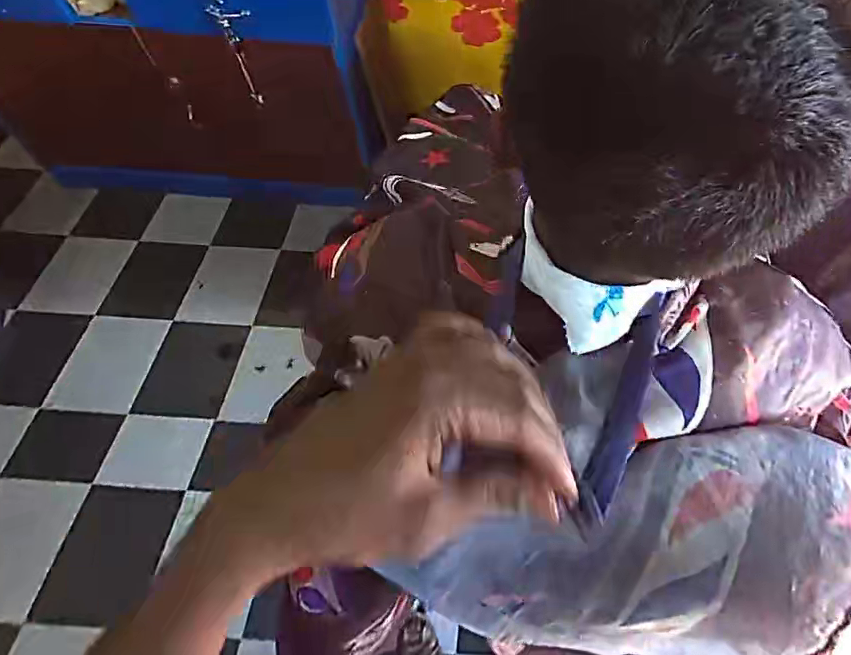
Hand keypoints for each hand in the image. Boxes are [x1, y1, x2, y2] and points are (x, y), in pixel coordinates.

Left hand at [212, 313, 576, 570]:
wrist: (282, 498)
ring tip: (533, 433)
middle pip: (509, 377)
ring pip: (488, 351)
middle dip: (540, 423)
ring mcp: (413, 349)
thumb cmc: (351, 514)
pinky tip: (492, 373)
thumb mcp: (428, 516)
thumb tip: (552, 497)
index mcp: (438, 395)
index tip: (568, 495)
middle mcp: (430, 357)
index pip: (516, 414)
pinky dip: (483, 349)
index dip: (550, 454)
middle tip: (554, 473)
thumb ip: (495, 493)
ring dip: (518, 388)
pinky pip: (455, 333)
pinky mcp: (401, 353)